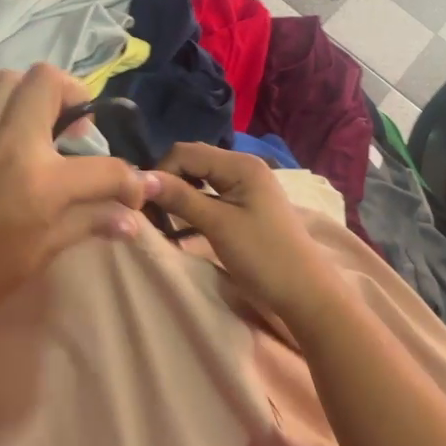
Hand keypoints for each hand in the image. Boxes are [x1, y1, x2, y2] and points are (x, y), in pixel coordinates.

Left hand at [0, 64, 156, 338]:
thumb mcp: (40, 254)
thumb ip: (87, 224)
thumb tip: (130, 220)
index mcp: (40, 179)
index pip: (104, 167)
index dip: (130, 182)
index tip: (134, 194)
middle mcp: (10, 142)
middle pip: (46, 80)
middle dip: (75, 94)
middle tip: (81, 130)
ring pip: (10, 82)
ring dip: (36, 95)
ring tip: (48, 131)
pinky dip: (10, 112)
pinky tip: (17, 148)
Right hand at [151, 143, 350, 321]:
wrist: (305, 293)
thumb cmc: (264, 256)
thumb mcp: (218, 225)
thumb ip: (180, 198)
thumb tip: (141, 180)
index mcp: (240, 164)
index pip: (184, 152)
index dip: (160, 172)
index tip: (143, 203)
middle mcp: (242, 167)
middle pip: (191, 162)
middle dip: (167, 184)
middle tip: (149, 214)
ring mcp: (244, 187)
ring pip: (198, 180)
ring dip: (177, 197)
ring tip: (161, 223)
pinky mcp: (244, 206)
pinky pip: (208, 196)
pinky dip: (190, 208)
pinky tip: (178, 229)